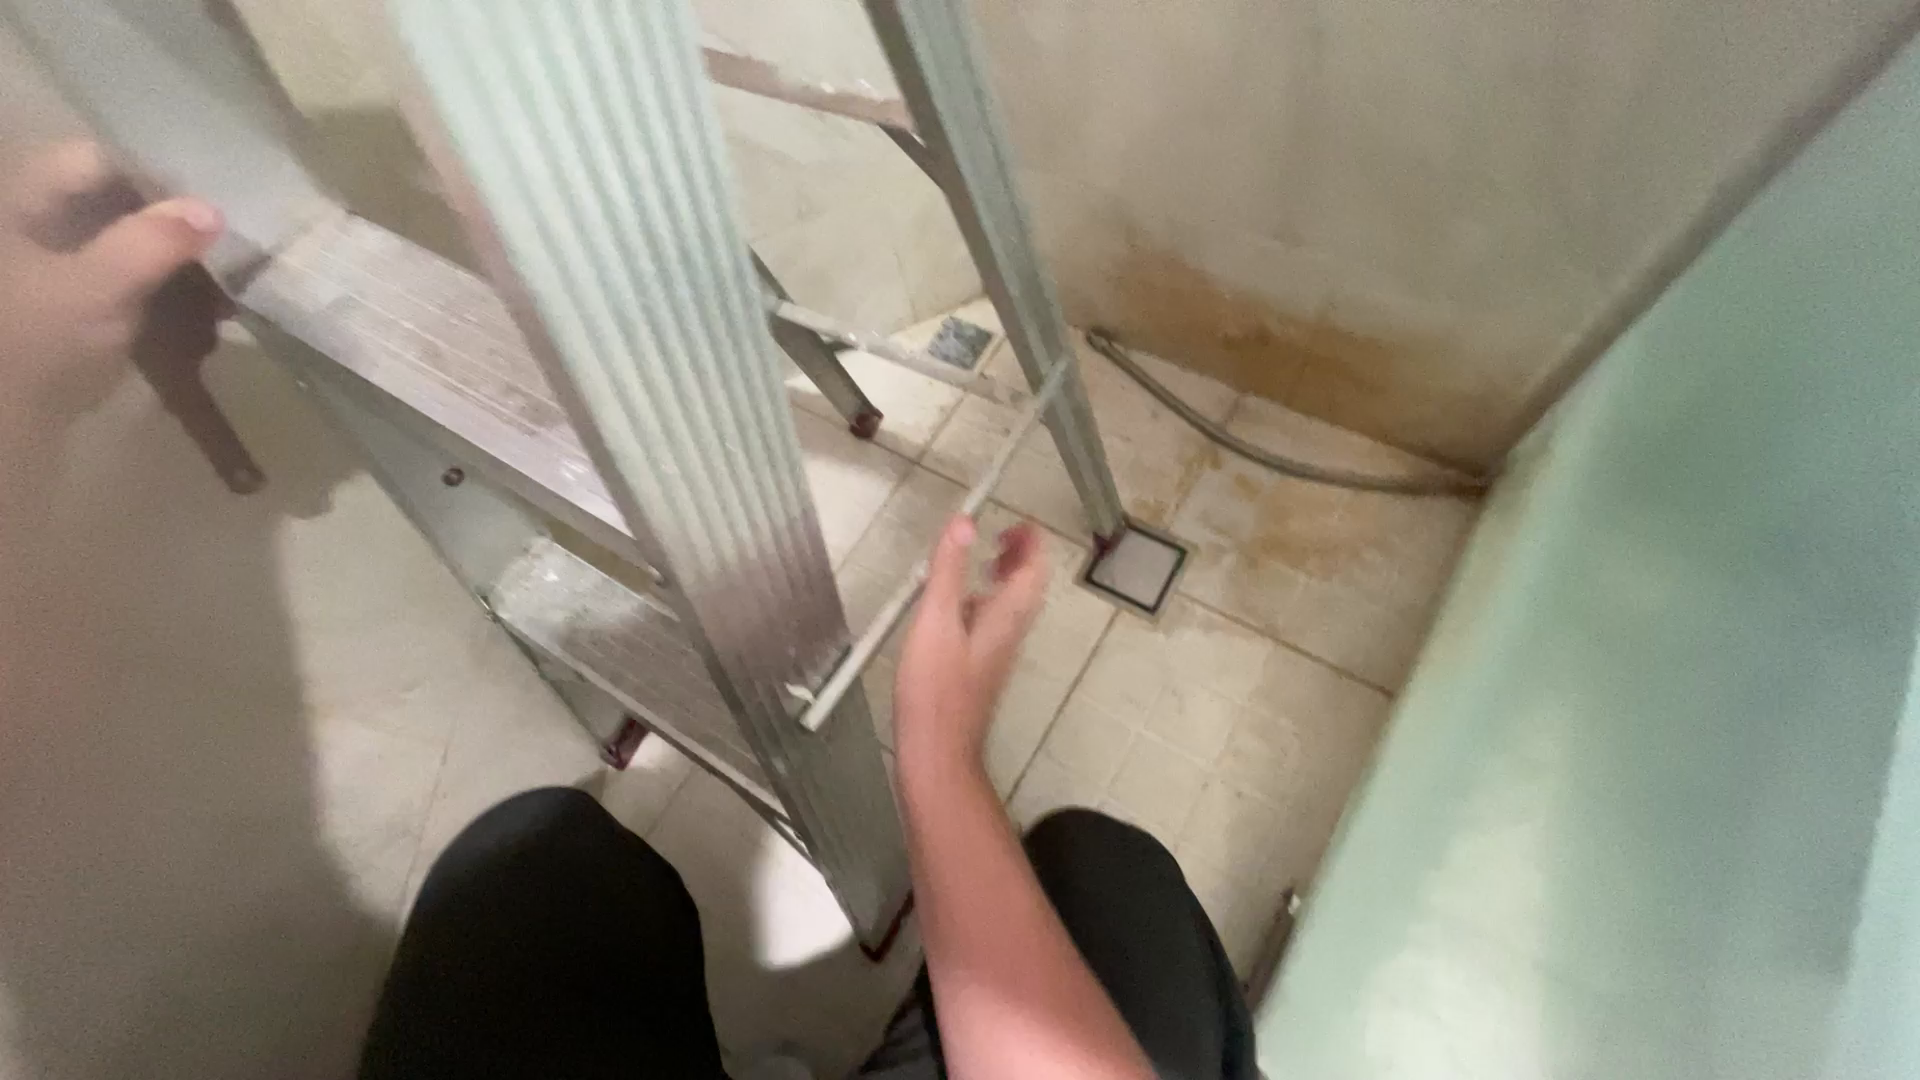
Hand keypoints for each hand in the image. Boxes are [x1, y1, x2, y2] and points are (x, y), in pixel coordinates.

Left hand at [1, 140, 224, 420]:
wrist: (7, 413)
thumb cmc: (34, 340)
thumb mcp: (97, 287)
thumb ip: (152, 243)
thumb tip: (211, 208)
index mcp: (19, 203)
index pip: (93, 161)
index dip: (154, 176)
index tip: (216, 206)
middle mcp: (32, 223)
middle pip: (115, 201)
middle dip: (177, 225)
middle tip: (233, 253)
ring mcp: (53, 264)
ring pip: (130, 241)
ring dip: (182, 263)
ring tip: (227, 292)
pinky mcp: (76, 301)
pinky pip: (132, 278)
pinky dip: (170, 290)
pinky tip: (205, 314)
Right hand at [893, 515, 1048, 773]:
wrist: (938, 749)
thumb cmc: (935, 687)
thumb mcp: (937, 620)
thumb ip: (949, 570)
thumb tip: (965, 522)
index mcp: (1007, 616)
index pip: (1036, 569)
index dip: (1032, 541)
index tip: (1016, 522)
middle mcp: (1012, 631)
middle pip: (1030, 586)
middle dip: (1021, 556)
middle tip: (999, 536)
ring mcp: (1000, 651)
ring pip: (1015, 605)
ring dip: (1006, 577)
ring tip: (983, 561)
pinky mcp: (984, 666)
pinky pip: (997, 622)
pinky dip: (988, 601)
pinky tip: (960, 606)